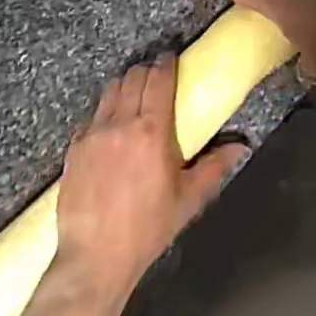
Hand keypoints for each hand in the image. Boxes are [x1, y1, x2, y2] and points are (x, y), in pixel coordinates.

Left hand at [44, 55, 246, 315]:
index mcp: (152, 130)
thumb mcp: (188, 199)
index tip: (171, 56)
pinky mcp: (74, 148)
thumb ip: (215, 166)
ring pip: (110, 90)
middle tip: (156, 75)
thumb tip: (242, 146)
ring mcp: (93, 134)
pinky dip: (104, 112)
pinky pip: (91, 116)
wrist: (94, 258)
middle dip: (146, 70)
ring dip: (124, 84)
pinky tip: (110, 126)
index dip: (166, 62)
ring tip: (133, 94)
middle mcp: (121, 123)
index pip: (159, 79)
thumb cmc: (147, 228)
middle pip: (133, 76)